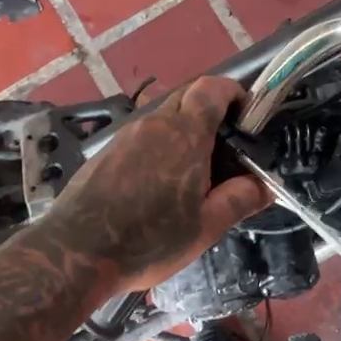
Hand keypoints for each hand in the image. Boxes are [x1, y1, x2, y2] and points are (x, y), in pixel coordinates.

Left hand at [48, 77, 271, 290]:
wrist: (76, 252)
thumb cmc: (149, 239)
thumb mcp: (205, 227)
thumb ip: (239, 200)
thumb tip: (265, 185)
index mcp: (186, 134)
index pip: (213, 88)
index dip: (233, 92)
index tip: (246, 112)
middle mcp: (155, 123)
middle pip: (187, 96)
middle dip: (210, 108)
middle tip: (224, 142)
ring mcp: (126, 135)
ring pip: (162, 116)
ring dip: (182, 128)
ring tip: (193, 168)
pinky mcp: (106, 151)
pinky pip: (141, 134)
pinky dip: (158, 145)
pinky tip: (158, 182)